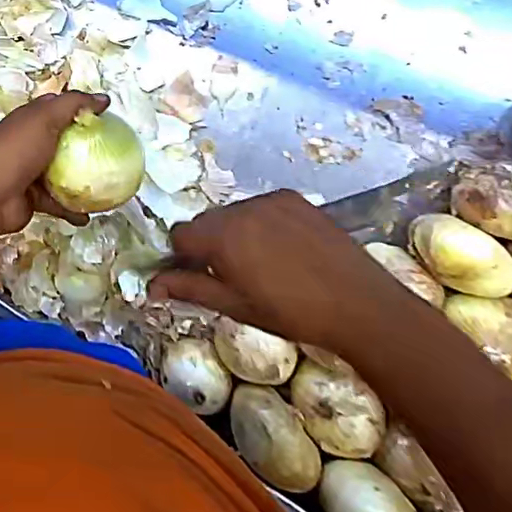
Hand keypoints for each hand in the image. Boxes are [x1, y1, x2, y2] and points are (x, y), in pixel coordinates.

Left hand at [0, 91, 107, 234]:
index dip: (79, 107)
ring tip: (106, 183)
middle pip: (62, 139)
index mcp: (29, 119)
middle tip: (112, 149)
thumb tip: (104, 98)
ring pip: (62, 172)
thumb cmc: (16, 152)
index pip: (56, 106)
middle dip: (84, 144)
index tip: (105, 115)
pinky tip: (89, 214)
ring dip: (82, 178)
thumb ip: (73, 105)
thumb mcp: (45, 119)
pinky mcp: (32, 196)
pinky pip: (58, 200)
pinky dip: (73, 208)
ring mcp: (30, 170)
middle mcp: (29, 142)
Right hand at [149, 191, 400, 348]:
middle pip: (206, 222)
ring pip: (234, 213)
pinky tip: (285, 249)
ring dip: (236, 233)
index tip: (200, 276)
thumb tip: (151, 286)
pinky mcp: (293, 198)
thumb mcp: (235, 306)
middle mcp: (239, 209)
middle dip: (210, 244)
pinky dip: (263, 223)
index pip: (180, 235)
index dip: (184, 257)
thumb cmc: (292, 313)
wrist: (360, 305)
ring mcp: (269, 200)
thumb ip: (190, 289)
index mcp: (220, 236)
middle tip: (233, 275)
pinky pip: (262, 207)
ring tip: (265, 264)